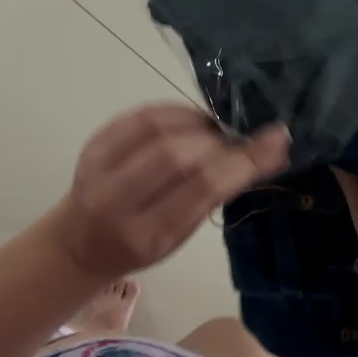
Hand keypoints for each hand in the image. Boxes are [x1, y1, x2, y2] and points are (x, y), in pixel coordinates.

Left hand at [53, 104, 289, 279]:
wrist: (81, 241)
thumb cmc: (140, 244)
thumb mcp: (179, 238)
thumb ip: (214, 196)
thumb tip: (269, 153)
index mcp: (146, 234)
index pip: (201, 188)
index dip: (242, 161)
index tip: (276, 141)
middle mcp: (116, 201)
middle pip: (176, 154)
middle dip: (218, 141)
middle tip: (238, 139)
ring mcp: (98, 168)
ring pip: (156, 128)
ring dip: (196, 121)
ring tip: (214, 129)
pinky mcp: (92, 144)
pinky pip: (138, 116)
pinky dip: (172, 112)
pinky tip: (189, 120)